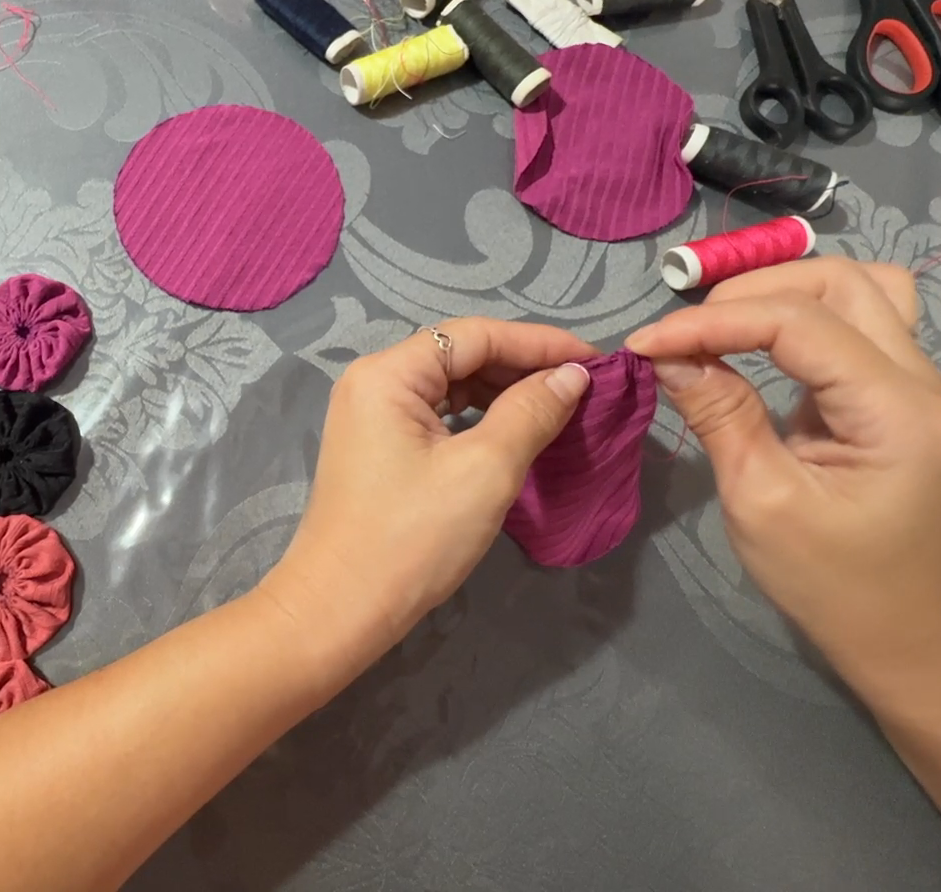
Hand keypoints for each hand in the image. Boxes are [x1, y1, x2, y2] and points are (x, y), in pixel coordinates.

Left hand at [259, 318, 595, 672]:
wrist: (342, 604)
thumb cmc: (414, 536)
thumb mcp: (485, 470)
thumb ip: (531, 411)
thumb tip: (573, 374)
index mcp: (387, 373)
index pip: (473, 335)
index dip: (538, 343)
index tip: (597, 360)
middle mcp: (370, 380)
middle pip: (457, 352)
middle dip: (521, 365)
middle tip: (584, 386)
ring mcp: (368, 412)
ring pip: (446, 382)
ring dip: (500, 390)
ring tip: (558, 405)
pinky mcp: (374, 442)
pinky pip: (432, 411)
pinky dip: (474, 415)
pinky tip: (510, 426)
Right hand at [624, 258, 940, 708]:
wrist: (913, 641)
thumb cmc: (833, 583)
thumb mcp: (759, 499)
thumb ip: (718, 413)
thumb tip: (666, 354)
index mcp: (897, 411)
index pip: (798, 323)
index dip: (711, 322)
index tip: (643, 345)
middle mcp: (924, 382)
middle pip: (842, 282)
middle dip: (750, 291)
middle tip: (685, 334)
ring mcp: (919, 387)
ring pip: (861, 290)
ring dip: (782, 293)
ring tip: (718, 327)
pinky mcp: (899, 399)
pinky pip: (858, 325)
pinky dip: (799, 318)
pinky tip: (755, 346)